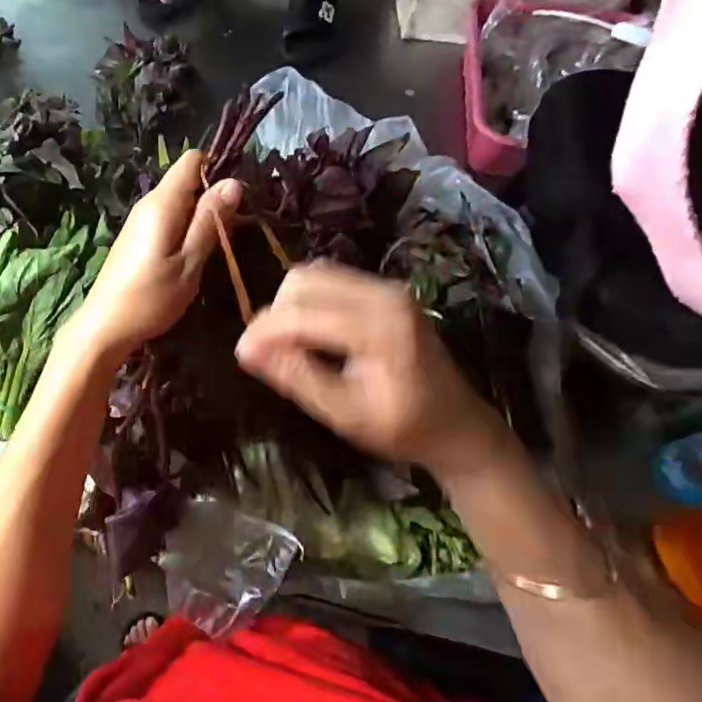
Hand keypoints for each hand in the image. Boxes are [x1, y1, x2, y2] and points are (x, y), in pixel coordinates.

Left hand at [65, 149, 240, 359]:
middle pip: (186, 179)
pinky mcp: (137, 236)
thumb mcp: (189, 262)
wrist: (105, 326)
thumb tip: (233, 182)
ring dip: (202, 214)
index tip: (239, 194)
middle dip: (214, 194)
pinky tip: (195, 253)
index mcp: (162, 203)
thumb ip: (210, 221)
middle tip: (237, 225)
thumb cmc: (150, 298)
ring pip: (179, 200)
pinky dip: (186, 227)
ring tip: (220, 242)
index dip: (219, 168)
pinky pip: (168, 217)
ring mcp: (140, 220)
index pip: (192, 159)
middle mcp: (148, 202)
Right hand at [235, 261, 509, 476]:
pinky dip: (306, 300)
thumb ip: (296, 377)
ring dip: (288, 304)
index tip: (241, 355)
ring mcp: (385, 286)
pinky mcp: (381, 287)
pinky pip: (327, 278)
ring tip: (287, 343)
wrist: (459, 426)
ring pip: (310, 274)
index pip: (301, 312)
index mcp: (379, 327)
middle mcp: (383, 294)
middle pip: (301, 281)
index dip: (264, 331)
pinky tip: (309, 332)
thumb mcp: (345, 414)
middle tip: (267, 354)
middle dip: (275, 314)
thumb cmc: (404, 428)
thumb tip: (245, 350)